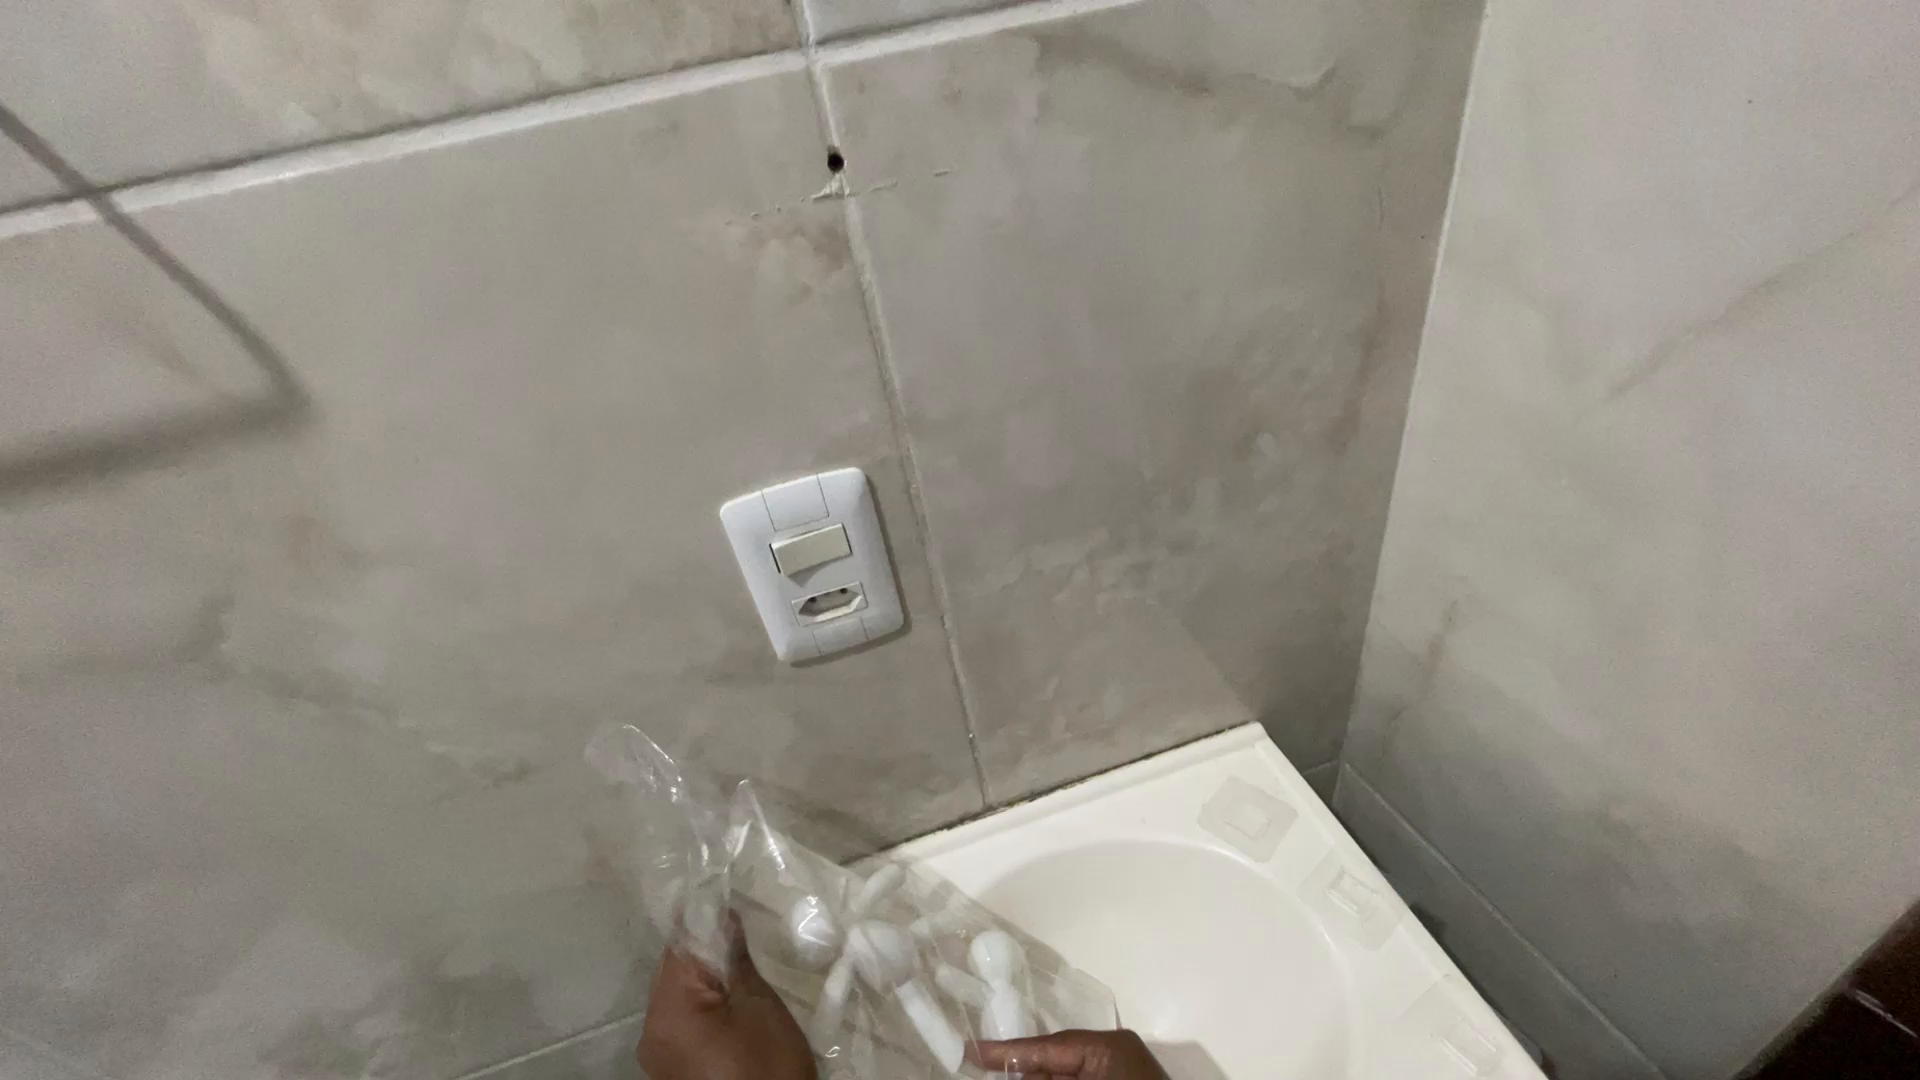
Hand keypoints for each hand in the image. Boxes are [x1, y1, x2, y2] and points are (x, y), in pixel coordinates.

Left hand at [637, 912, 817, 1079]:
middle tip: (740, 920)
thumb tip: (723, 915)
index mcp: (667, 1010)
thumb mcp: (757, 1002)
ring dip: (708, 970)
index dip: (702, 913)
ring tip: (741, 949)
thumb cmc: (766, 1064)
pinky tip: (733, 988)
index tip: (723, 886)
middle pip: (676, 967)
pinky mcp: (674, 1068)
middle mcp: (651, 1031)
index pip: (679, 943)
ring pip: (681, 992)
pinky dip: (707, 998)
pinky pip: (685, 1017)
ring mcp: (660, 1054)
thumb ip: (734, 956)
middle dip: (707, 942)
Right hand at [968, 1029, 1171, 1078]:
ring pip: (1064, 1076)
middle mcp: (1112, 1057)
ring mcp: (1115, 1075)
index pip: (1051, 1046)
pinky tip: (1031, 1079)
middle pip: (1055, 1064)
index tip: (973, 1052)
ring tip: (1003, 1071)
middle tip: (983, 1066)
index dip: (1009, 1051)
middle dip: (1023, 1070)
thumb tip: (1017, 1074)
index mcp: (1109, 1048)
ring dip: (1038, 1077)